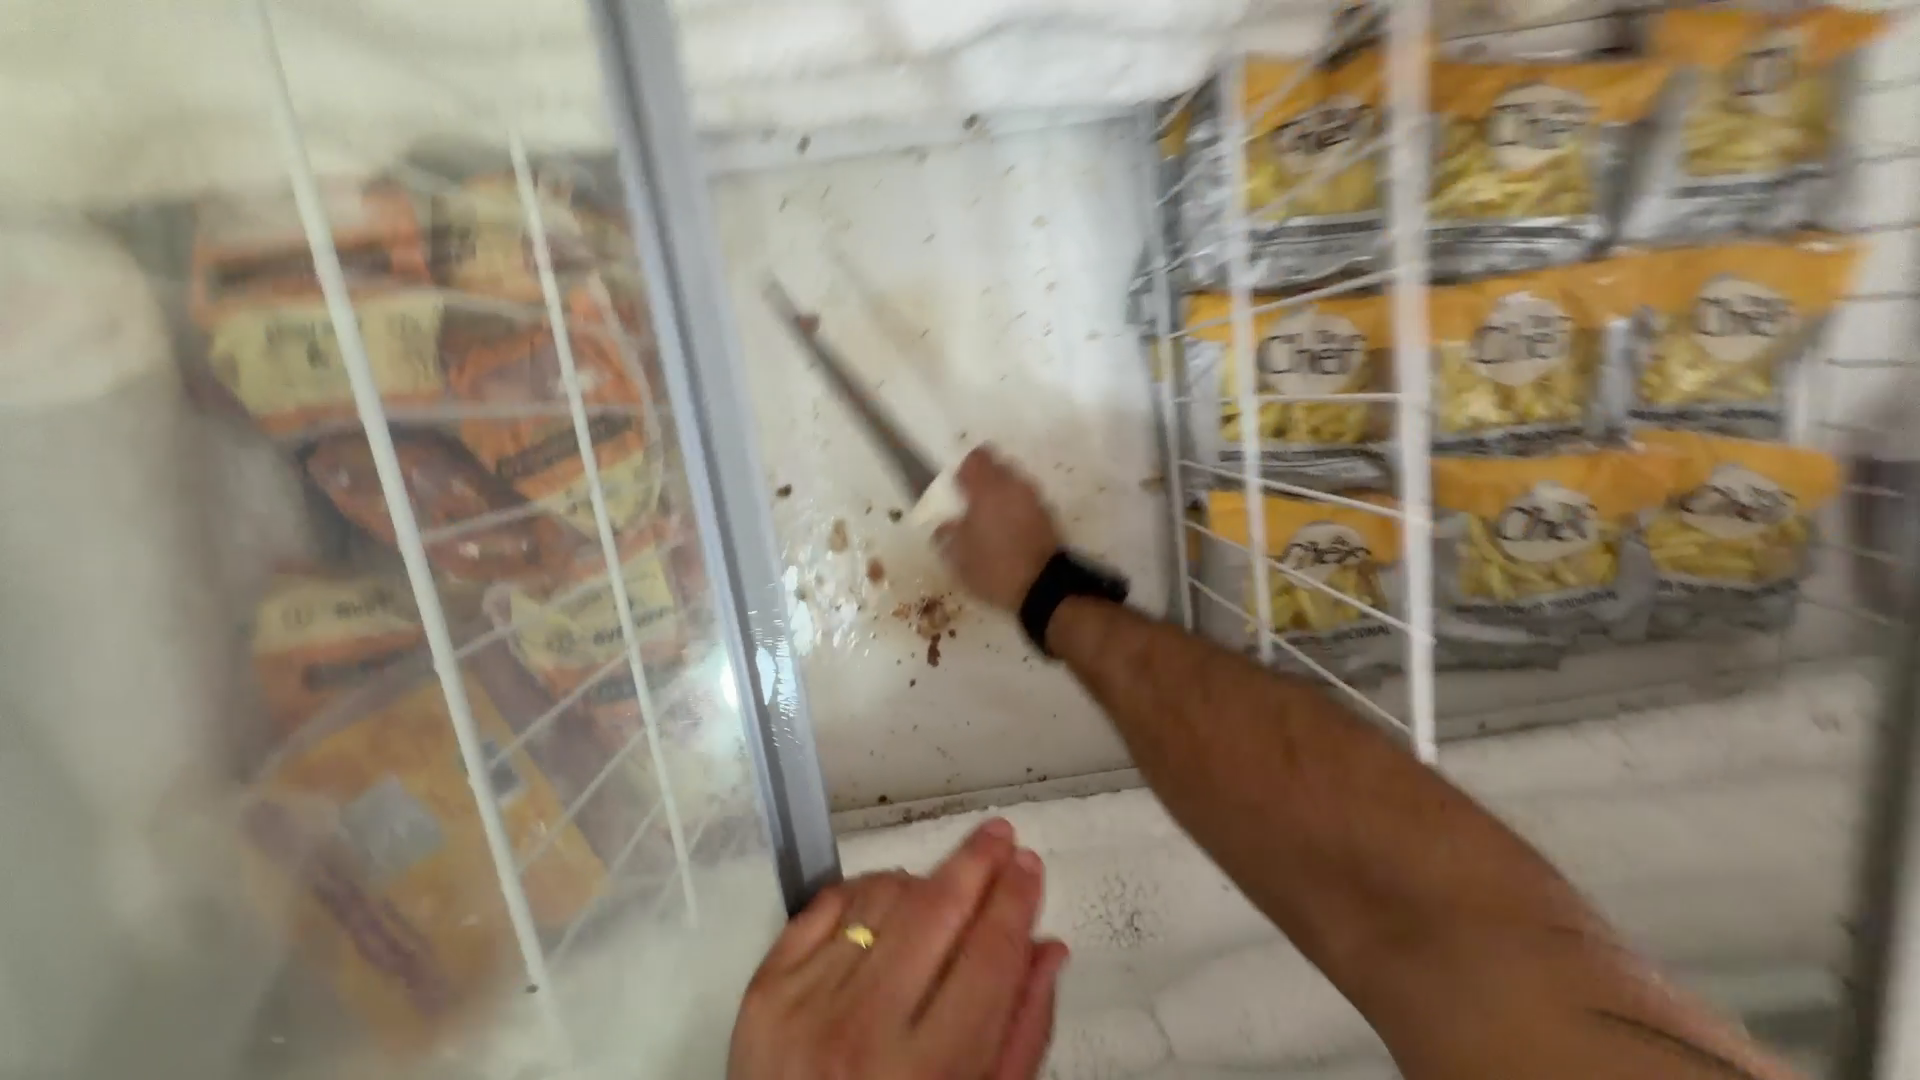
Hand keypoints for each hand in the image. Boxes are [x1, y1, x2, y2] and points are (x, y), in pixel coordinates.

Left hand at [728, 820, 1067, 1079]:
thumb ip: (1020, 1034)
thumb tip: (1047, 945)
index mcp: (928, 1074)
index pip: (988, 959)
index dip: (1015, 901)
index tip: (1029, 865)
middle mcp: (863, 1030)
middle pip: (935, 912)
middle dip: (976, 862)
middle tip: (999, 835)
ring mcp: (805, 1003)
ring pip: (882, 897)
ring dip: (921, 880)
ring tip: (940, 889)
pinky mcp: (764, 988)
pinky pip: (828, 904)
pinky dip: (864, 890)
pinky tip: (886, 898)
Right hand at [934, 447, 1062, 612]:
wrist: (1044, 587)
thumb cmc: (993, 567)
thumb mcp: (957, 557)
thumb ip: (947, 535)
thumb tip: (945, 526)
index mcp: (987, 489)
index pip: (976, 458)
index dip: (965, 470)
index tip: (959, 489)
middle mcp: (1014, 486)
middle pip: (999, 467)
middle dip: (986, 481)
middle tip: (974, 506)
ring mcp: (1036, 500)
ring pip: (1016, 486)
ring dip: (1004, 497)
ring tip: (994, 523)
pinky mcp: (1050, 517)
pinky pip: (1029, 504)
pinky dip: (1019, 512)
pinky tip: (1011, 535)